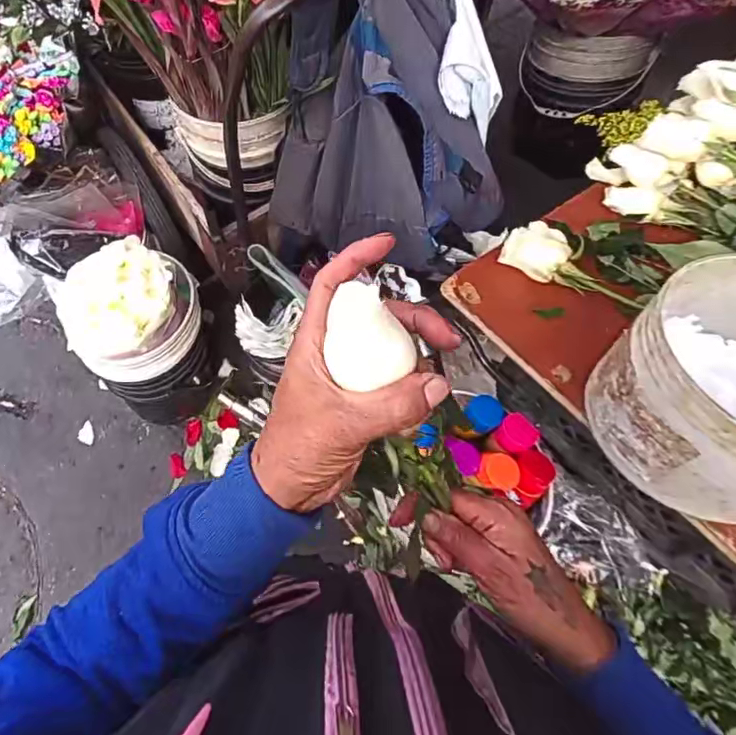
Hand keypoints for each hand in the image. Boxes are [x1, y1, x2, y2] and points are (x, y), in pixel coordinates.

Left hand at [252, 233, 458, 513]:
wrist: (290, 491)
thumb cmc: (295, 449)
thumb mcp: (341, 424)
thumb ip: (390, 406)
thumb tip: (436, 384)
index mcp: (316, 341)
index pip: (332, 284)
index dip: (356, 257)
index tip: (386, 243)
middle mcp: (336, 349)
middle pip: (379, 315)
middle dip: (415, 318)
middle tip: (445, 339)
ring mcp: (353, 372)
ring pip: (394, 346)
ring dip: (420, 356)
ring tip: (436, 378)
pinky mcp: (368, 397)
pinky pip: (399, 379)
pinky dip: (416, 387)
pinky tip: (421, 404)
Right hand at [423, 491, 616, 673]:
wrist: (565, 626)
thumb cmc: (529, 599)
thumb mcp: (488, 569)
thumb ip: (456, 538)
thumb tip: (426, 513)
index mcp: (496, 510)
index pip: (447, 493)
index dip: (420, 503)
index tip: (398, 521)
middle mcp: (498, 508)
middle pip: (449, 504)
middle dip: (436, 529)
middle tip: (444, 562)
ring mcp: (501, 521)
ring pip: (456, 518)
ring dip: (446, 541)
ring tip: (455, 568)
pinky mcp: (501, 535)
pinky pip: (469, 530)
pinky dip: (459, 546)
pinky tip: (463, 566)